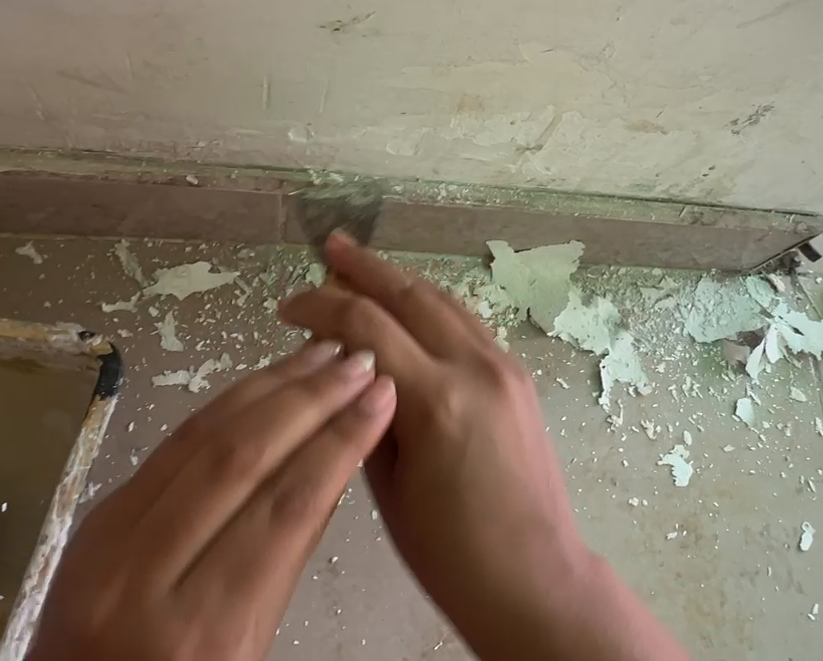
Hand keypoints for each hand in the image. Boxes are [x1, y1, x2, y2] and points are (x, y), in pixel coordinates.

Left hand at [30, 341, 394, 660]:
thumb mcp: (254, 644)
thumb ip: (289, 553)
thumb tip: (335, 456)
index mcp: (206, 632)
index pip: (289, 506)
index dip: (342, 439)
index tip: (382, 396)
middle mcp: (147, 580)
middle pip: (243, 458)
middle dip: (312, 398)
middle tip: (359, 361)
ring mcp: (109, 542)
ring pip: (203, 436)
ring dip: (273, 384)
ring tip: (322, 354)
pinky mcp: (94, 515)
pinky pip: (172, 444)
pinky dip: (229, 403)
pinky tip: (266, 380)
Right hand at [281, 232, 688, 660]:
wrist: (534, 576)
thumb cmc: (450, 552)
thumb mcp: (388, 487)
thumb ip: (366, 415)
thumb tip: (347, 364)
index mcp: (437, 401)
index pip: (366, 327)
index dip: (321, 307)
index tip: (289, 307)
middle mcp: (475, 367)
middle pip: (410, 295)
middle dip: (364, 267)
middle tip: (330, 246)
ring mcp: (503, 365)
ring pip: (443, 300)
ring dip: (400, 279)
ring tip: (363, 262)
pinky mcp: (517, 374)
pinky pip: (467, 322)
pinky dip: (431, 304)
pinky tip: (410, 302)